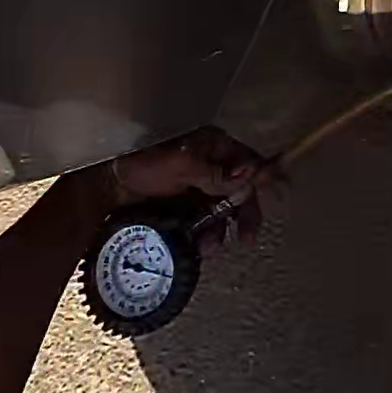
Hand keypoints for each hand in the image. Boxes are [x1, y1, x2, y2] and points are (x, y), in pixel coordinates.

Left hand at [104, 127, 270, 243]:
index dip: (267, 177)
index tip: (281, 193)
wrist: (110, 185)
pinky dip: (209, 234)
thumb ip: (216, 173)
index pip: (249, 161)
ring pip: (226, 210)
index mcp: (214, 147)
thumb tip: (249, 172)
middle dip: (247, 214)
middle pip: (242, 190)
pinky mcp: (189, 206)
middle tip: (248, 236)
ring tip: (211, 245)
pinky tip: (203, 245)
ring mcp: (201, 187)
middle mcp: (213, 165)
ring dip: (224, 229)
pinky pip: (209, 222)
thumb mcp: (181, 166)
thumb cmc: (143, 164)